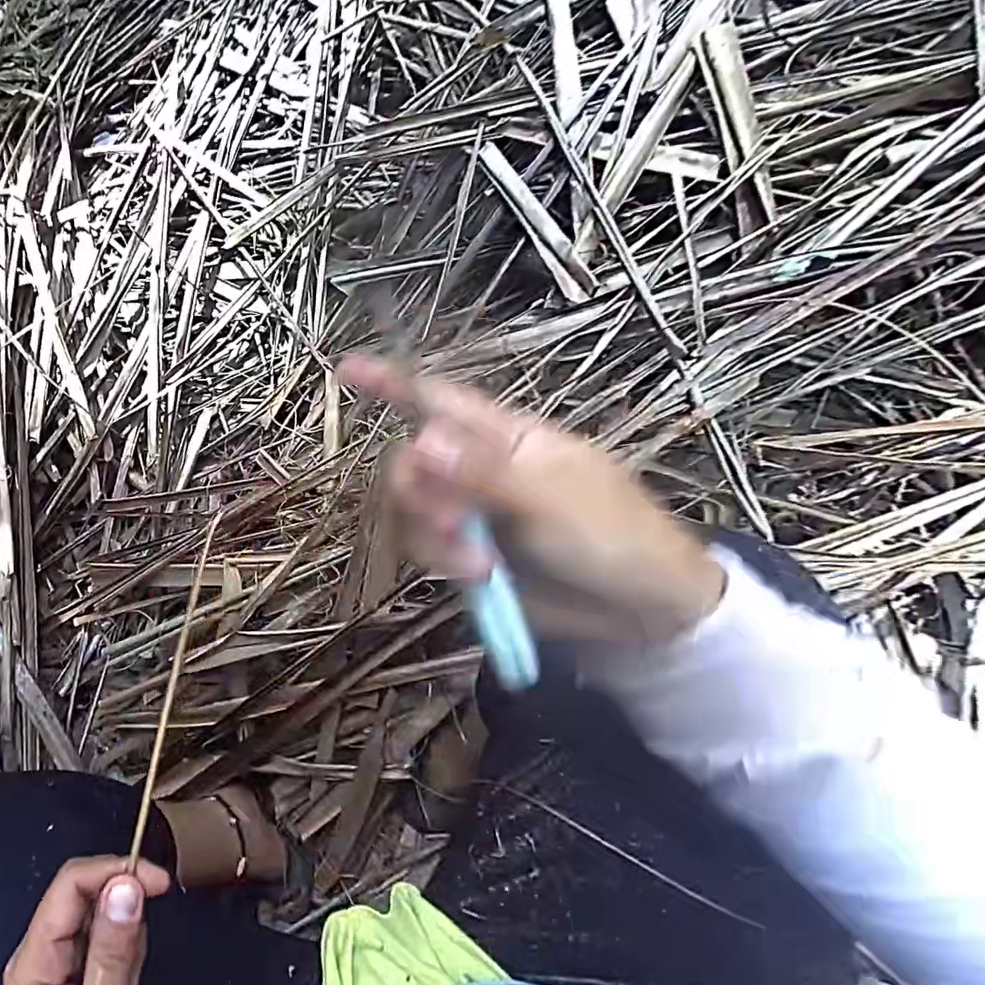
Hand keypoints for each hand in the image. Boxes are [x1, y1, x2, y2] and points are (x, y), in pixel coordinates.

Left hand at [2, 856, 171, 984]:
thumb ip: (113, 958)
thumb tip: (126, 888)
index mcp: (32, 964)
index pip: (70, 886)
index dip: (112, 870)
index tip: (154, 878)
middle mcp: (43, 961)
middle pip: (82, 895)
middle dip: (121, 891)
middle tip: (158, 898)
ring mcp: (62, 974)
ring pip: (98, 917)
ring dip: (127, 922)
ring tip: (138, 955)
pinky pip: (109, 946)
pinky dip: (128, 946)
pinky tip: (132, 968)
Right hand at [340, 355, 724, 643]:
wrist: (639, 614)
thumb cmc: (615, 537)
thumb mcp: (553, 499)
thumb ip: (483, 473)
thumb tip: (419, 440)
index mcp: (505, 438)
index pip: (441, 401)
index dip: (393, 383)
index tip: (346, 370)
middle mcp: (475, 470)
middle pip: (411, 465)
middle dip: (424, 497)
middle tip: (456, 525)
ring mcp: (466, 514)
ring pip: (410, 512)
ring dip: (435, 538)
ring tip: (480, 564)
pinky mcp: (460, 554)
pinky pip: (421, 548)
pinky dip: (441, 562)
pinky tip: (479, 576)